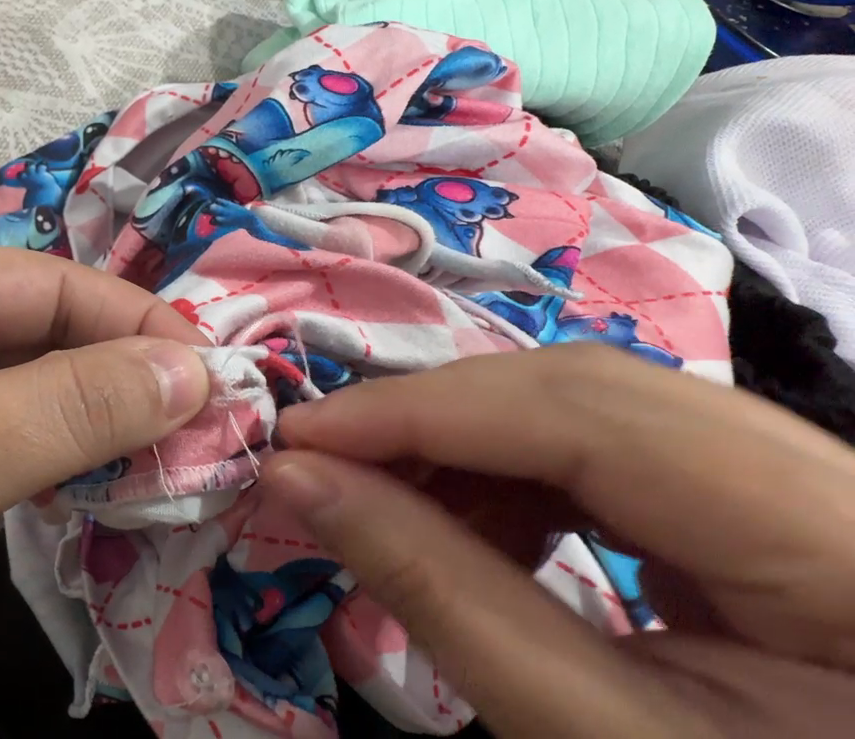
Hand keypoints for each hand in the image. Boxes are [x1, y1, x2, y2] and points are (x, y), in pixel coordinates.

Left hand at [0, 247, 212, 737]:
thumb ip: (65, 407)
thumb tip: (193, 364)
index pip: (48, 285)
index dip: (136, 322)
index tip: (222, 380)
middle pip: (46, 338)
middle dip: (126, 378)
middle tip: (220, 434)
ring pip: (36, 399)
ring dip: (103, 428)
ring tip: (185, 466)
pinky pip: (12, 453)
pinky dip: (65, 471)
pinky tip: (115, 495)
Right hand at [259, 344, 854, 737]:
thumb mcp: (590, 736)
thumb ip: (439, 592)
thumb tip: (293, 475)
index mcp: (847, 549)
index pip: (593, 418)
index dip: (423, 412)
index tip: (298, 436)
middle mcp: (845, 489)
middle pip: (593, 389)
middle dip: (433, 418)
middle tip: (323, 459)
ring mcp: (816, 493)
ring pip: (597, 408)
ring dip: (466, 447)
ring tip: (389, 505)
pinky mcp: (774, 511)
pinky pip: (619, 451)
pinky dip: (514, 476)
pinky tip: (472, 525)